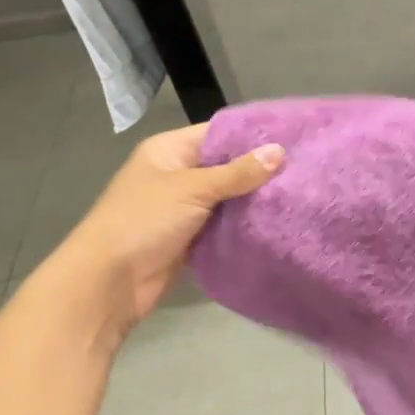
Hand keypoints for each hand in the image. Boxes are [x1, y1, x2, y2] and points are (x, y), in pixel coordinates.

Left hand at [52, 124, 282, 332]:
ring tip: (300, 191)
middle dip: (260, 168)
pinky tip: (278, 218)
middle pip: (226, 164)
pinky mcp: (193, 236)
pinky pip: (226, 223)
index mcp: (169, 150)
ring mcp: (185, 206)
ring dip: (255, 198)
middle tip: (304, 166)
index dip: (253, 134)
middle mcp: (178, 173)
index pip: (218, 132)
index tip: (293, 137)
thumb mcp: (192, 189)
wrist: (109, 282)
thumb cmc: (143, 221)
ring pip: (229, 196)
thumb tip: (280, 152)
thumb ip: (238, 172)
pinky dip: (246, 222)